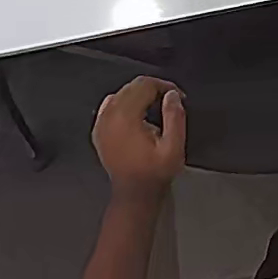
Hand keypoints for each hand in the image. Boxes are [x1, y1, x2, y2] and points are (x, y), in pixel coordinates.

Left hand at [92, 76, 184, 203]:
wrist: (134, 194)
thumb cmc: (155, 172)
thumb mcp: (174, 147)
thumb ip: (175, 117)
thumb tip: (172, 94)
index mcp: (126, 118)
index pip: (144, 85)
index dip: (165, 86)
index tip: (178, 96)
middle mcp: (109, 117)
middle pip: (131, 86)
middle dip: (154, 88)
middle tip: (171, 100)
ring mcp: (101, 124)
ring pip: (121, 93)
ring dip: (140, 94)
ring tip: (157, 106)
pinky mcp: (99, 131)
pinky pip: (110, 105)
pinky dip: (125, 102)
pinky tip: (137, 113)